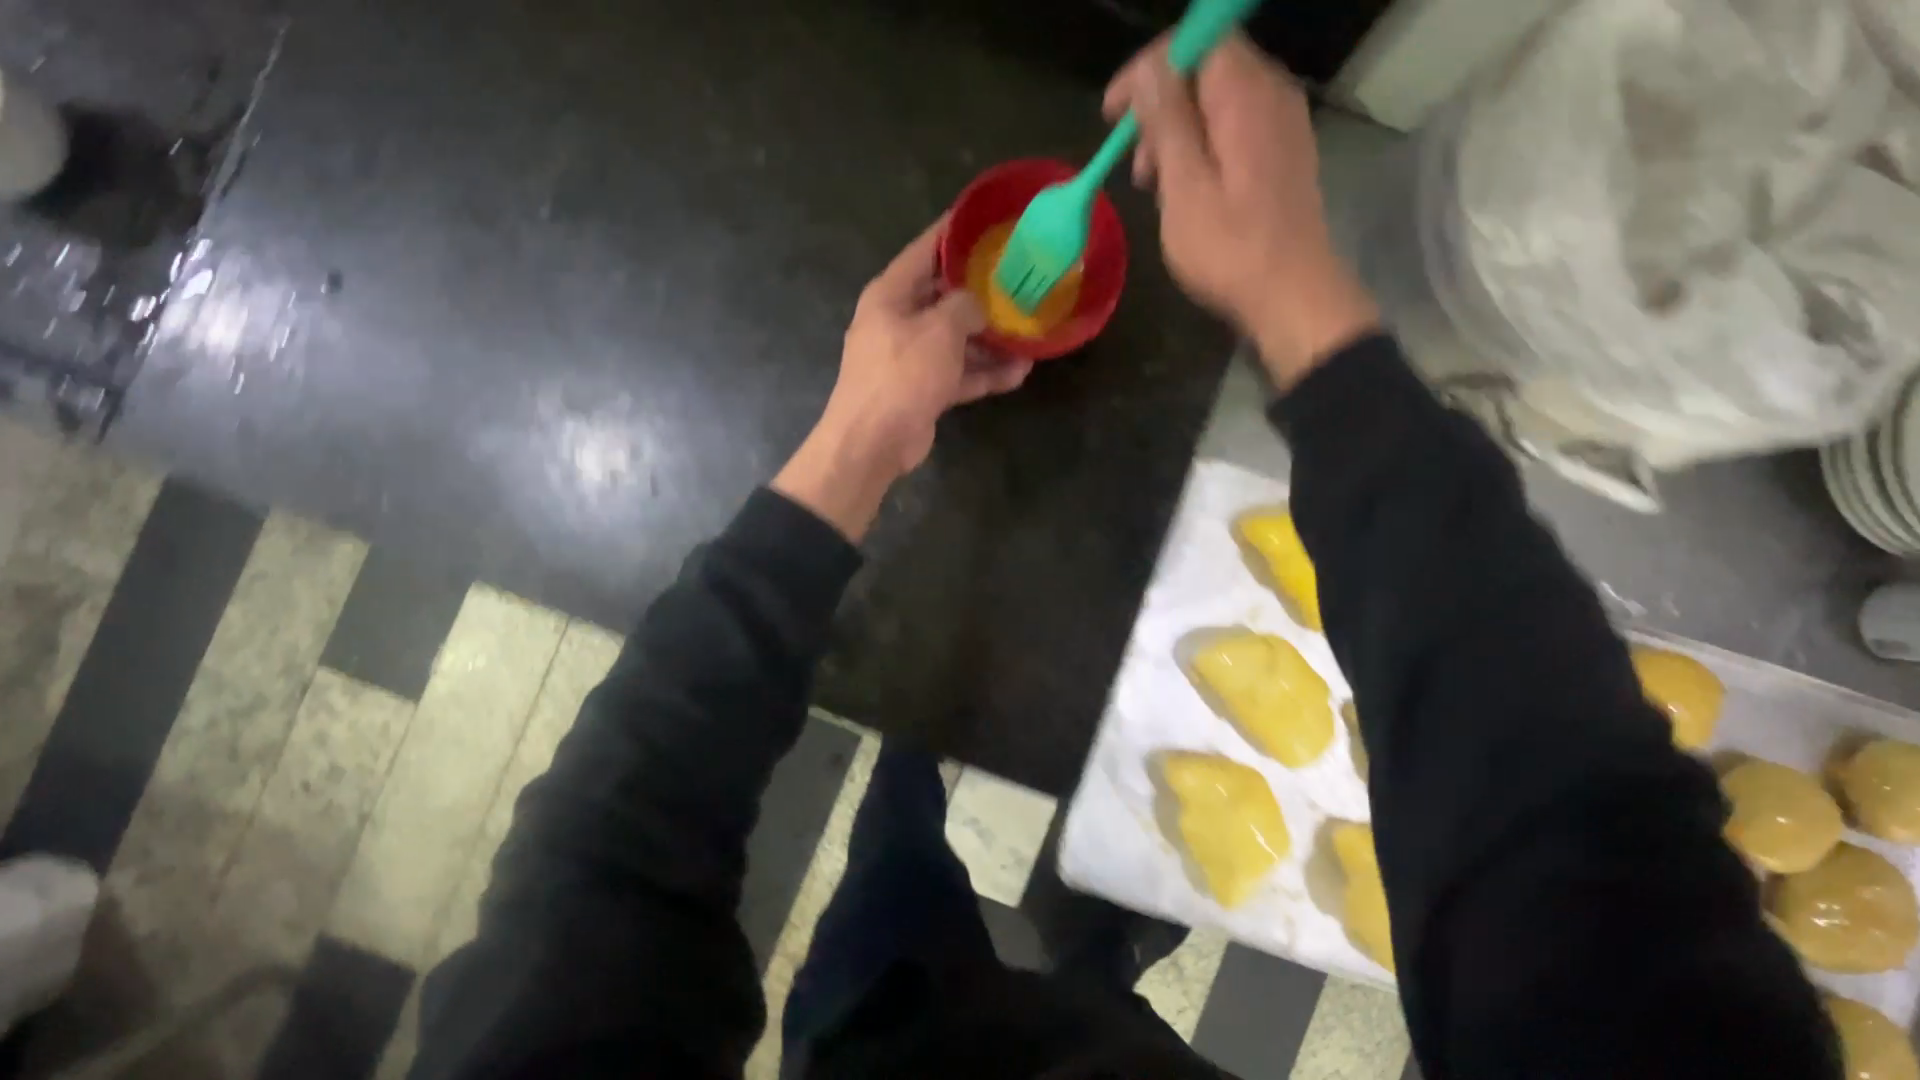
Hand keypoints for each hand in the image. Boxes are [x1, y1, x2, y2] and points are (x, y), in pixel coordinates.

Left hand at [773, 217, 1034, 541]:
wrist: (873, 441)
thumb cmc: (902, 373)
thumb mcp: (939, 329)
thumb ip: (964, 306)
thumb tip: (978, 304)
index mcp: (890, 294)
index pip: (925, 250)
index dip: (954, 232)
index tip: (985, 219)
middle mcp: (898, 321)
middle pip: (944, 297)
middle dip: (981, 292)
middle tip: (1021, 279)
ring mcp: (911, 358)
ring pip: (956, 339)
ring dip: (991, 339)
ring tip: (1030, 331)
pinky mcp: (923, 390)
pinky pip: (959, 374)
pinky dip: (985, 373)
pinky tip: (1020, 372)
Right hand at [1104, 34, 1378, 387]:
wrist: (1293, 298)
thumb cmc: (1230, 249)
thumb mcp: (1184, 186)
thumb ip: (1167, 120)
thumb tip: (1150, 70)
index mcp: (1246, 95)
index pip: (1195, 41)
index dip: (1149, 68)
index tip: (1114, 113)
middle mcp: (1272, 95)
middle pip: (1207, 69)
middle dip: (1160, 105)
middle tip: (1132, 159)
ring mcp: (1283, 125)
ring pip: (1218, 102)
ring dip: (1177, 132)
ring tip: (1152, 183)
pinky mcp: (1283, 155)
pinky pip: (1235, 129)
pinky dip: (1202, 148)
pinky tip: (1184, 191)